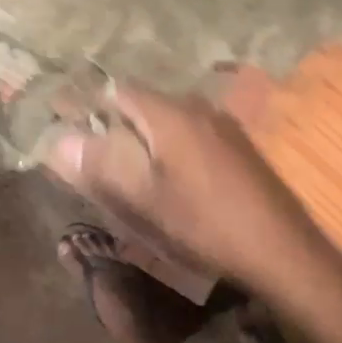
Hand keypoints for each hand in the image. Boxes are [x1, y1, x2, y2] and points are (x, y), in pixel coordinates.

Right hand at [41, 81, 321, 290]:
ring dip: (145, 140)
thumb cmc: (205, 222)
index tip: (70, 130)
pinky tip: (172, 182)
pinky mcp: (240, 149)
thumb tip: (57, 141)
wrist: (283, 252)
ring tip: (131, 174)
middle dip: (116, 126)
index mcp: (169, 112)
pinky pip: (192, 136)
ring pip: (169, 121)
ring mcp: (223, 126)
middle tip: (97, 160)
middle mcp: (197, 107)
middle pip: (143, 104)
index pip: (117, 90)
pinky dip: (172, 150)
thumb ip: (99, 165)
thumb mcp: (143, 200)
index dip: (89, 107)